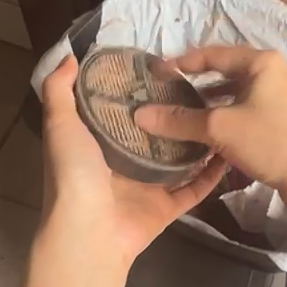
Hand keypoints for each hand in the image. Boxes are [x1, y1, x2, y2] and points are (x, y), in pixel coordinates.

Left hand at [38, 56, 224, 270]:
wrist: (89, 231)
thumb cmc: (74, 174)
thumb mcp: (59, 124)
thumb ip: (59, 90)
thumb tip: (69, 56)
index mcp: (96, 145)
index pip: (120, 113)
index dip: (136, 92)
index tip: (160, 69)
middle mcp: (122, 166)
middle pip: (153, 136)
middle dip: (173, 116)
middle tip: (199, 89)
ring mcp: (146, 188)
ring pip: (178, 162)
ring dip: (197, 143)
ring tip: (219, 115)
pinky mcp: (166, 208)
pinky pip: (194, 189)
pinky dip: (211, 175)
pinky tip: (227, 152)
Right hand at [133, 45, 286, 193]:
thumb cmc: (269, 142)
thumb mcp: (219, 128)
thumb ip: (180, 120)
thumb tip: (140, 115)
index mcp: (261, 62)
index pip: (212, 54)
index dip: (182, 63)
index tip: (157, 73)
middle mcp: (273, 73)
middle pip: (225, 73)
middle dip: (195, 84)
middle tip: (168, 94)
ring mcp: (281, 96)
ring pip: (236, 94)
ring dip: (210, 104)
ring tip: (183, 115)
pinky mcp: (283, 119)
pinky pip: (246, 110)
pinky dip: (226, 117)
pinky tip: (209, 134)